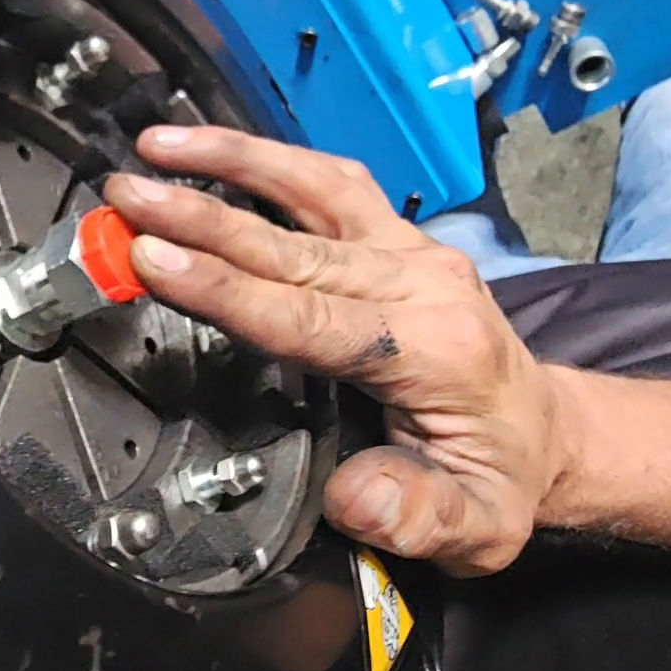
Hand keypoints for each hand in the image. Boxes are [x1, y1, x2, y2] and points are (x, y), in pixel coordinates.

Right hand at [102, 126, 579, 575]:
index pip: (306, 314)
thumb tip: (354, 496)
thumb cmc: (500, 474)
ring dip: (232, 160)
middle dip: (199, 218)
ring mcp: (410, 252)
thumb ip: (415, 515)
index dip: (225, 288)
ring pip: (312, 189)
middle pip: (290, 245)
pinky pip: (332, 182)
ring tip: (161, 144)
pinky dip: (272, 158)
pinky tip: (224, 145)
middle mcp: (422, 283)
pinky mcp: (398, 240)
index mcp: (433, 349)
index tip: (157, 259)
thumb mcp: (474, 526)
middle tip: (128, 200)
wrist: (542, 431)